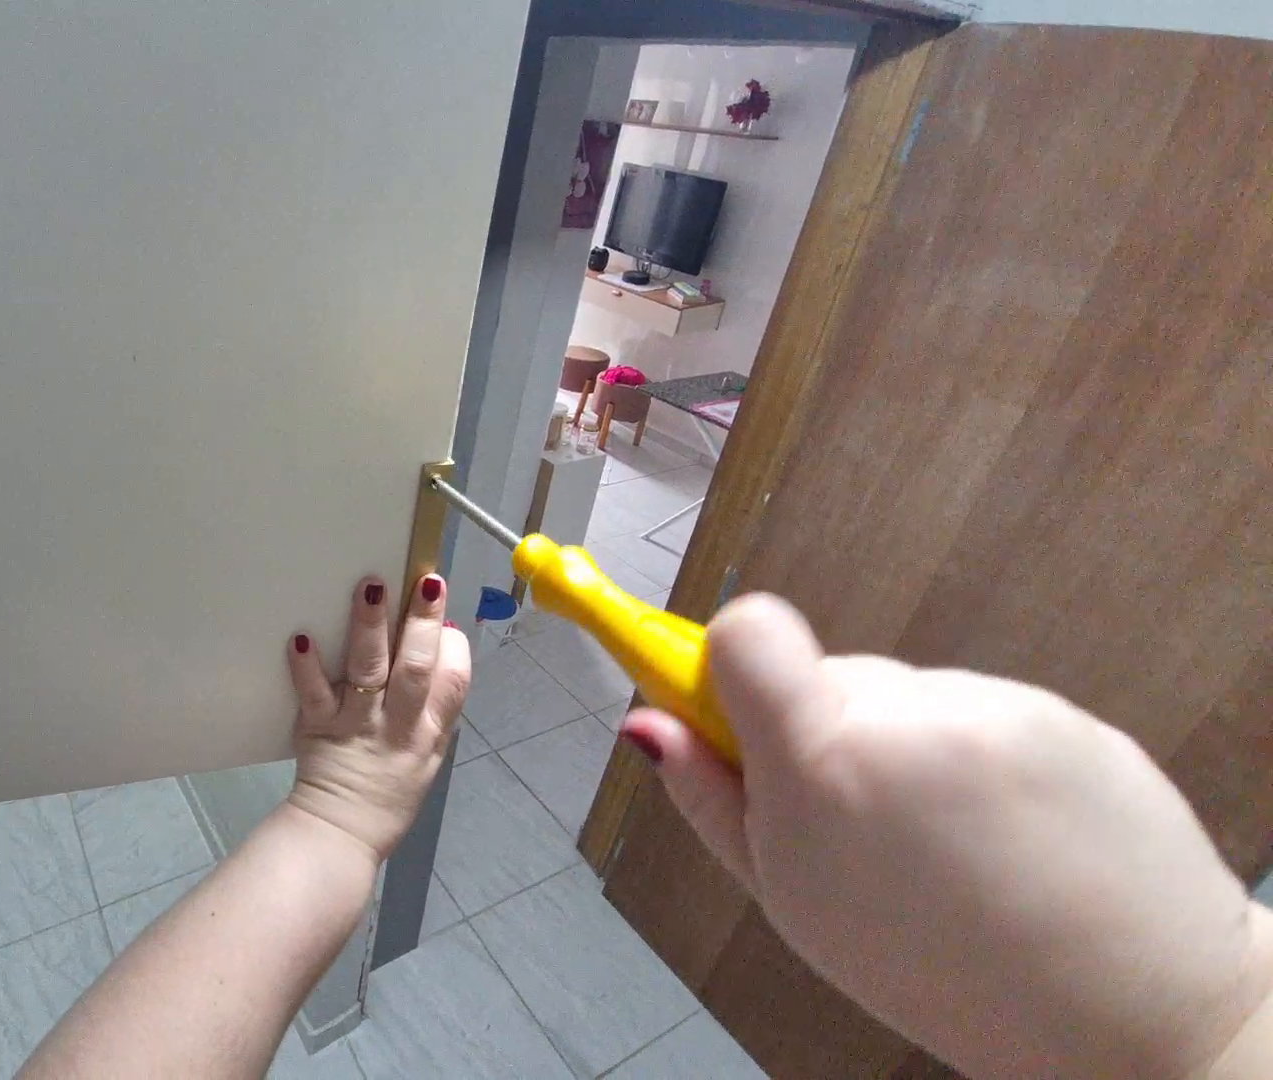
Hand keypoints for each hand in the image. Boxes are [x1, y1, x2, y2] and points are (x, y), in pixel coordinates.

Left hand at [284, 574, 470, 860]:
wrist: (342, 834)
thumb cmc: (390, 792)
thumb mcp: (429, 756)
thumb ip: (437, 707)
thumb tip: (442, 642)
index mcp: (429, 732)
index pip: (454, 682)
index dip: (453, 646)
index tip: (446, 617)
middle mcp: (398, 726)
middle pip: (415, 668)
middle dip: (422, 623)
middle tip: (427, 583)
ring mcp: (357, 725)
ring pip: (369, 670)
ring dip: (370, 627)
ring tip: (371, 589)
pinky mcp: (318, 728)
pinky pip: (313, 693)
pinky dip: (307, 665)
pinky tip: (301, 638)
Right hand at [624, 594, 1272, 1079]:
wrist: (1139, 1017)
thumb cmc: (930, 965)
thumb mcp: (781, 891)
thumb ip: (703, 794)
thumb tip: (643, 724)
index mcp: (826, 761)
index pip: (745, 629)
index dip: (723, 653)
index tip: (727, 698)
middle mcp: (909, 716)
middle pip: (817, 671)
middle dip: (814, 724)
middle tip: (847, 808)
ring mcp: (993, 709)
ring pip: (893, 690)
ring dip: (889, 739)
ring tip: (937, 829)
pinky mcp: (1060, 712)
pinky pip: (965, 705)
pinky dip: (960, 750)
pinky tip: (996, 823)